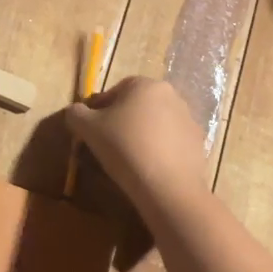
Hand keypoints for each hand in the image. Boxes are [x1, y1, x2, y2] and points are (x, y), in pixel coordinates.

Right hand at [66, 77, 209, 210]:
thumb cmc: (124, 148)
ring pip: (156, 123)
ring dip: (142, 134)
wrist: (167, 186)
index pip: (115, 91)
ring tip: (129, 158)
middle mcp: (171, 95)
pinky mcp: (198, 143)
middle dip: (123, 121)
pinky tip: (148, 168)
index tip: (91, 130)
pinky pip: (171, 142)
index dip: (99, 109)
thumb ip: (76, 114)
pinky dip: (159, 150)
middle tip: (108, 144)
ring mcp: (189, 119)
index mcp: (145, 85)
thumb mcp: (88, 128)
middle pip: (138, 105)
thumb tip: (75, 111)